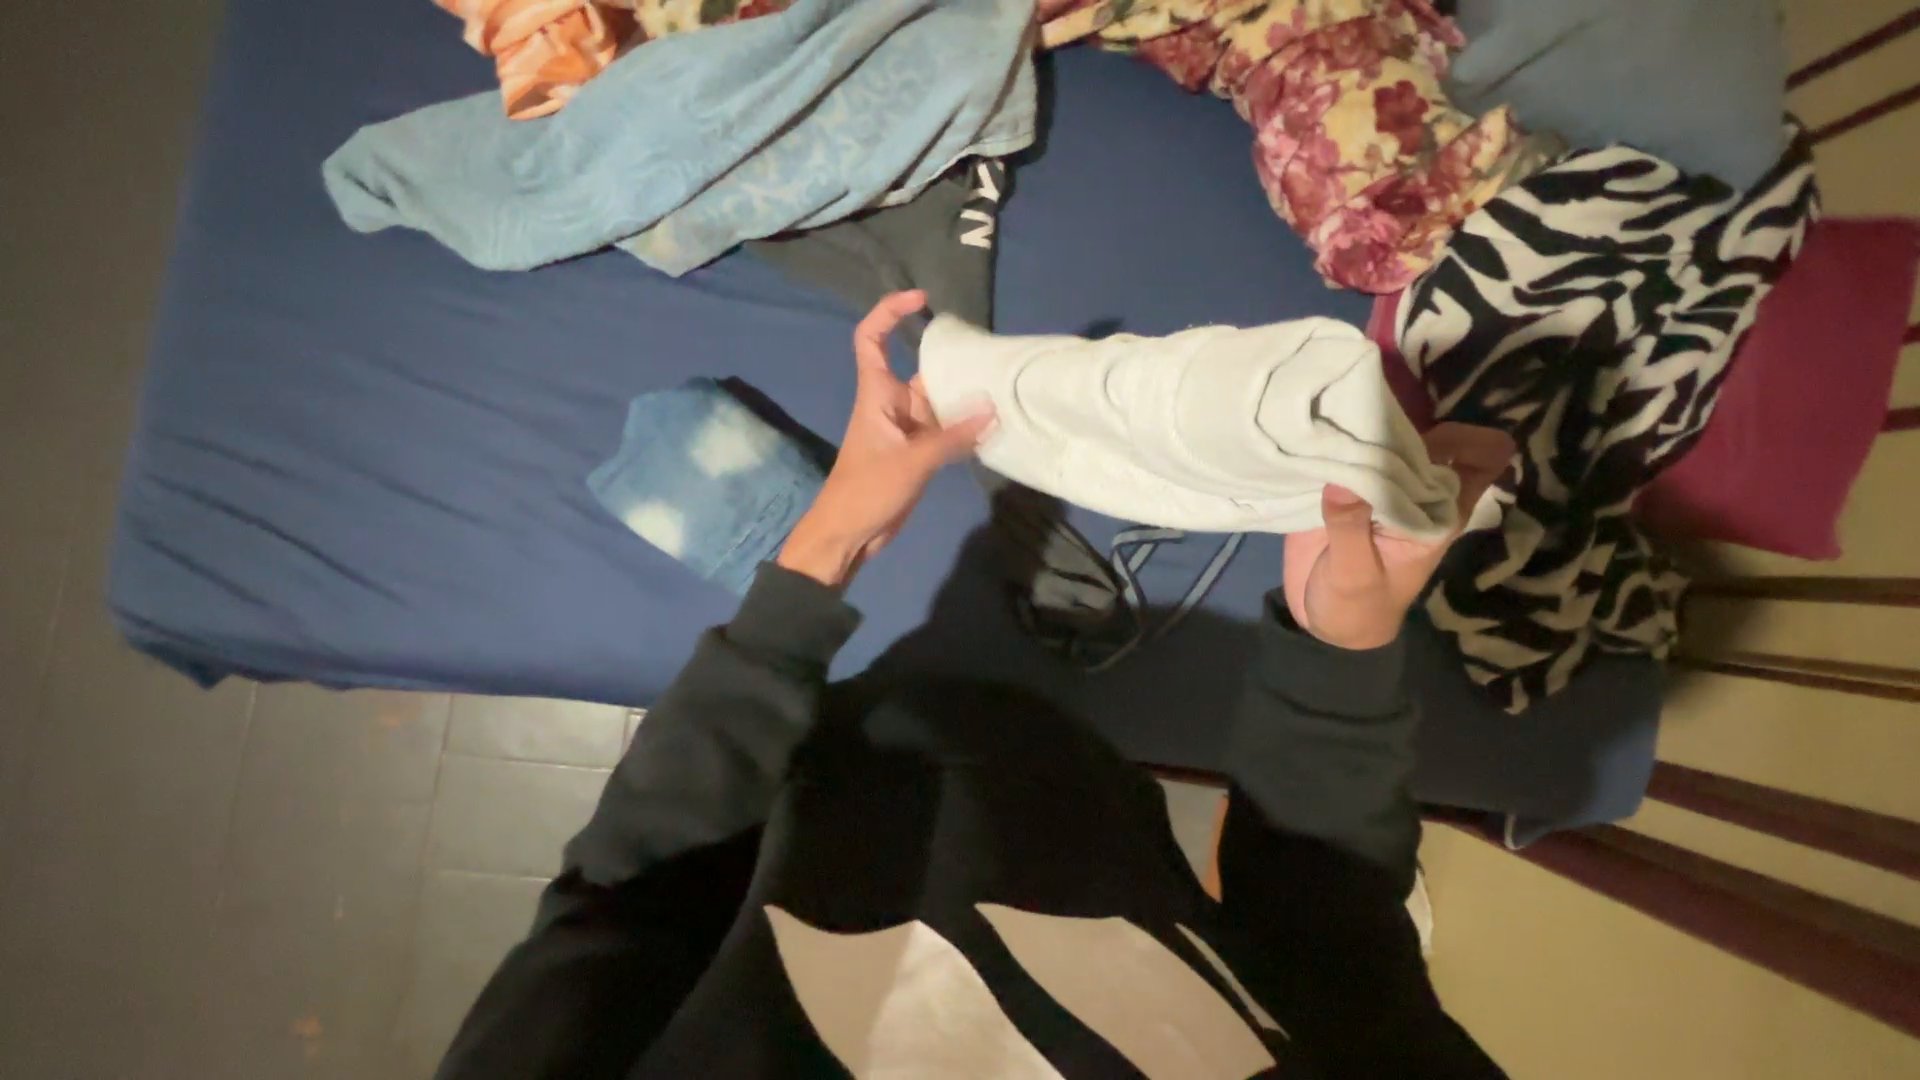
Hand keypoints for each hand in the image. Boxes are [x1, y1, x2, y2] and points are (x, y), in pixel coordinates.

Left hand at [777, 291, 995, 588]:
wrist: (849, 535)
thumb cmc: (866, 490)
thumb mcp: (912, 461)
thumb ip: (953, 436)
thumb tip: (992, 408)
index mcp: (877, 395)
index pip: (871, 339)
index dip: (890, 312)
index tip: (921, 300)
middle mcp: (893, 405)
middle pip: (923, 371)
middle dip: (953, 363)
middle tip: (993, 359)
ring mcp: (907, 431)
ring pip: (940, 404)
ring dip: (966, 400)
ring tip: (1004, 391)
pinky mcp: (918, 455)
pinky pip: (946, 431)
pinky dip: (966, 429)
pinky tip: (994, 428)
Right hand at [1281, 423, 1513, 649]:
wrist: (1325, 626)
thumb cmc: (1357, 608)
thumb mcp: (1355, 575)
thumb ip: (1350, 528)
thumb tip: (1341, 480)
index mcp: (1437, 511)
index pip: (1481, 457)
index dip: (1462, 438)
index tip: (1420, 439)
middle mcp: (1413, 491)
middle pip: (1426, 435)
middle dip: (1398, 423)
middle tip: (1356, 424)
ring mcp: (1375, 488)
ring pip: (1383, 437)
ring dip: (1361, 427)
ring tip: (1328, 425)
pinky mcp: (1338, 490)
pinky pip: (1342, 455)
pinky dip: (1329, 442)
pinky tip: (1306, 438)